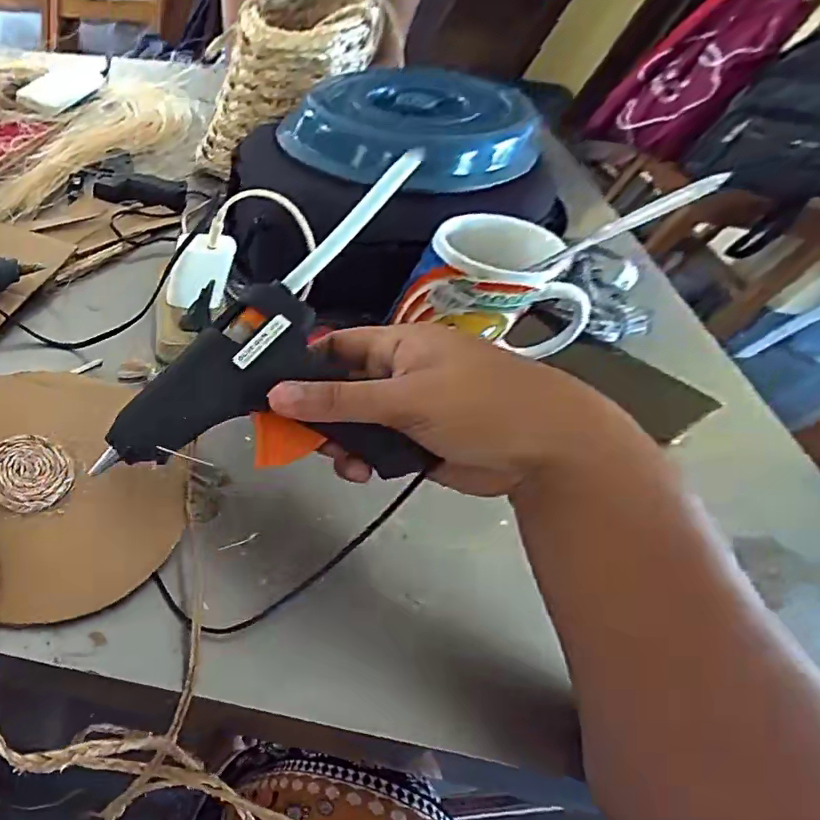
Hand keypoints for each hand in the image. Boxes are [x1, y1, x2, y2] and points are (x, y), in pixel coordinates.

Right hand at [267, 322, 656, 497]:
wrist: (550, 454)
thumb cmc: (482, 407)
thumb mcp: (404, 399)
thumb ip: (336, 400)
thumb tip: (275, 395)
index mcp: (398, 345)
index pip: (335, 346)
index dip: (301, 365)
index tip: (269, 391)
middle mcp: (396, 374)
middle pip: (334, 390)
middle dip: (315, 415)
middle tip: (295, 437)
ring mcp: (403, 409)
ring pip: (348, 424)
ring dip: (338, 444)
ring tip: (342, 461)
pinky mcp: (409, 442)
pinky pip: (368, 448)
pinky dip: (359, 461)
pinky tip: (362, 473)